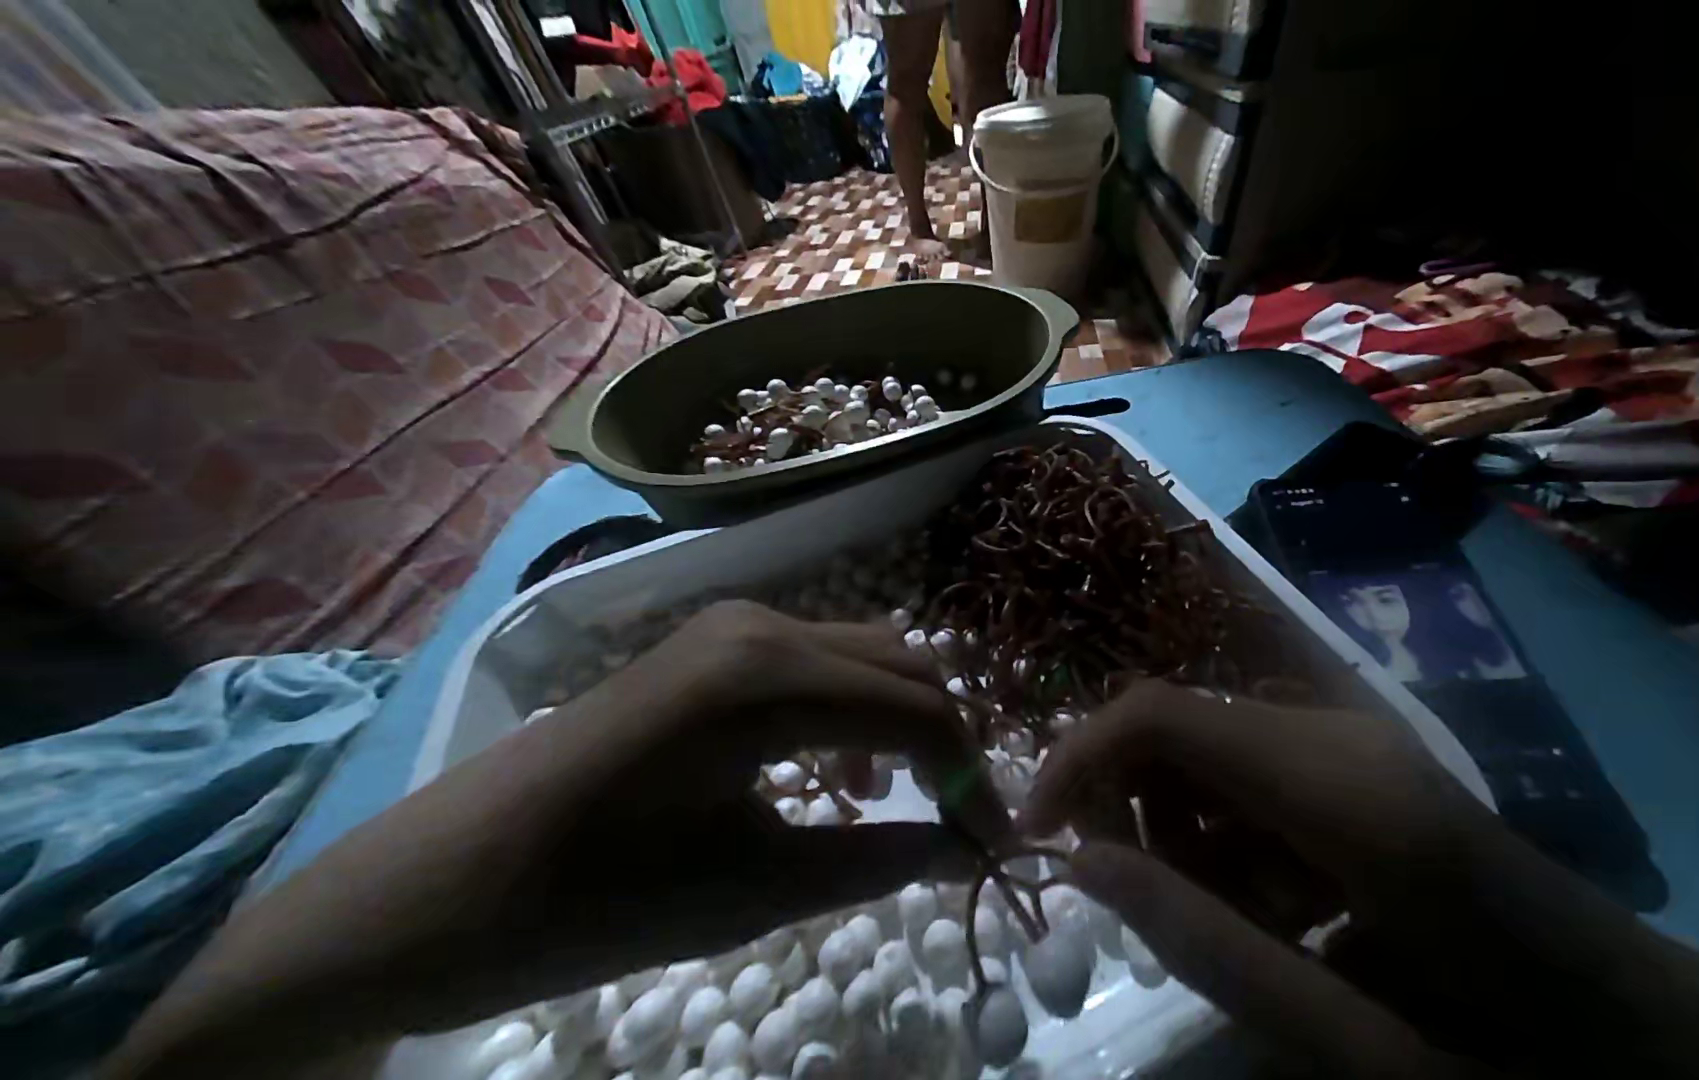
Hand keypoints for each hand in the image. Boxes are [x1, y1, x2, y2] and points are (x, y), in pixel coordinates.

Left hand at [106, 601, 1001, 1076]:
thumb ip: (881, 861)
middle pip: (905, 665)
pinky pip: (821, 657)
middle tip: (961, 820)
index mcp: (769, 678)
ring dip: (903, 718)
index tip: (995, 843)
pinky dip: (855, 705)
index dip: (970, 777)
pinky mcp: (715, 640)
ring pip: (868, 652)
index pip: (918, 711)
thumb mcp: (755, 891)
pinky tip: (836, 767)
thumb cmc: (594, 901)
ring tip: (901, 796)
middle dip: (947, 741)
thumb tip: (970, 852)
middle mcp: (763, 624)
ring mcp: (735, 623)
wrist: (442, 883)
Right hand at [1024, 681, 1698, 1078]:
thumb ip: (1203, 946)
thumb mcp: (1352, 1048)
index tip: (1035, 825)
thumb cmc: (1513, 1064)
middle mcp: (1339, 734)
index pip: (1165, 714)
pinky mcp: (1354, 756)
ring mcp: (1351, 737)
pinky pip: (1242, 763)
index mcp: (1344, 792)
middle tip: (1131, 891)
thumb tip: (1080, 861)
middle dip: (1125, 798)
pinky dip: (1219, 826)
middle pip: (1176, 722)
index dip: (1079, 754)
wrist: (1666, 1051)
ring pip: (1202, 744)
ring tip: (1223, 917)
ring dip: (1176, 822)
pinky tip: (1265, 899)